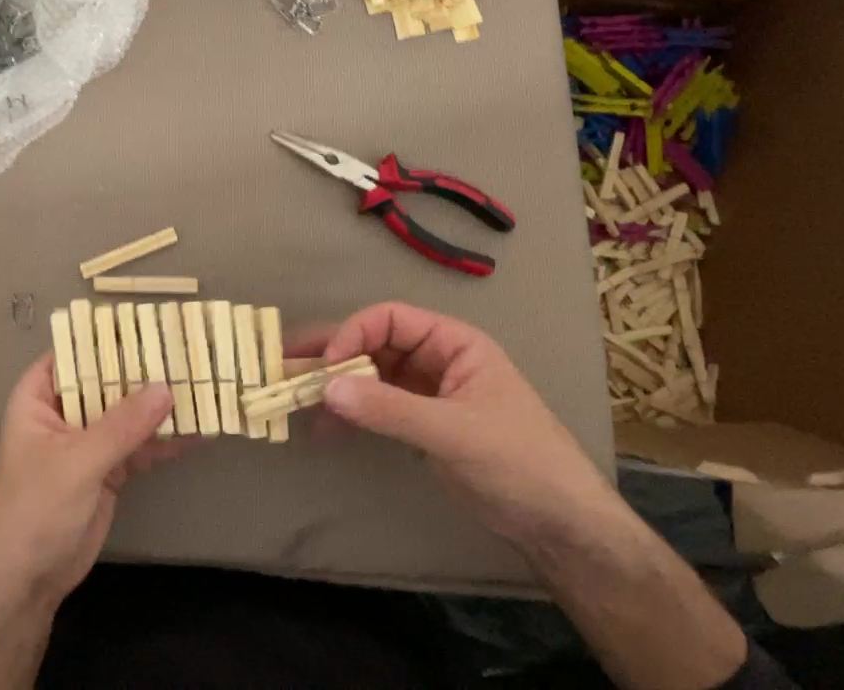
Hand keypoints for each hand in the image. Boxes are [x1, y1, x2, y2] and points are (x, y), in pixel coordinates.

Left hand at [0, 355, 183, 614]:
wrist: (28, 579)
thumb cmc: (35, 509)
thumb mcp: (77, 462)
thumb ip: (122, 425)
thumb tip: (166, 387)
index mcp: (38, 398)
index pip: (73, 353)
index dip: (106, 337)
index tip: (149, 322)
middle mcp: (63, 412)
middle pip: (106, 380)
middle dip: (143, 370)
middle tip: (189, 350)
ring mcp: (87, 441)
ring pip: (127, 412)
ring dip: (160, 404)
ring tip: (205, 385)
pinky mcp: (108, 468)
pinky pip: (140, 445)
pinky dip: (165, 439)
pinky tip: (199, 429)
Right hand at [306, 302, 615, 545]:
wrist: (558, 524)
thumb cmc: (519, 463)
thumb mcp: (454, 433)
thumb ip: (390, 409)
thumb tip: (326, 388)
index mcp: (455, 344)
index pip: (391, 319)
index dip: (353, 333)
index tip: (325, 364)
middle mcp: (437, 360)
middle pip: (374, 344)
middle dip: (332, 354)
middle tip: (285, 364)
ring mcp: (427, 392)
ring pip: (369, 375)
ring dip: (335, 385)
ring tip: (293, 396)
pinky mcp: (420, 424)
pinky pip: (375, 406)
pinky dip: (349, 413)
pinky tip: (323, 428)